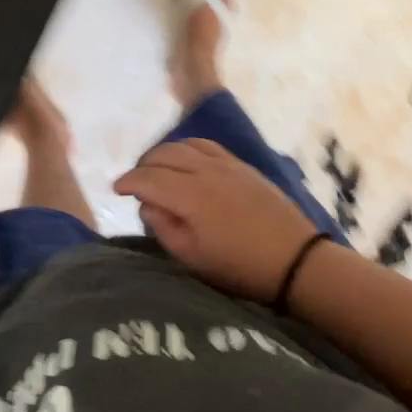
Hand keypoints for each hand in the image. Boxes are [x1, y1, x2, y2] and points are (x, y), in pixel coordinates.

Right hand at [113, 139, 318, 301]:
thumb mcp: (192, 258)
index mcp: (189, 195)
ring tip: (158, 169)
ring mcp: (227, 164)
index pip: (147, 178)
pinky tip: (188, 162)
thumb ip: (163, 227)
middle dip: (143, 164)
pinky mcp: (243, 166)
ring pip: (185, 144)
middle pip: (163, 154)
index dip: (128, 181)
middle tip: (135, 181)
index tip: (116, 190)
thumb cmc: (239, 267)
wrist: (296, 261)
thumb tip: (147, 204)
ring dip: (165, 153)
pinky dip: (188, 149)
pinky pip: (207, 146)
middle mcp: (205, 170)